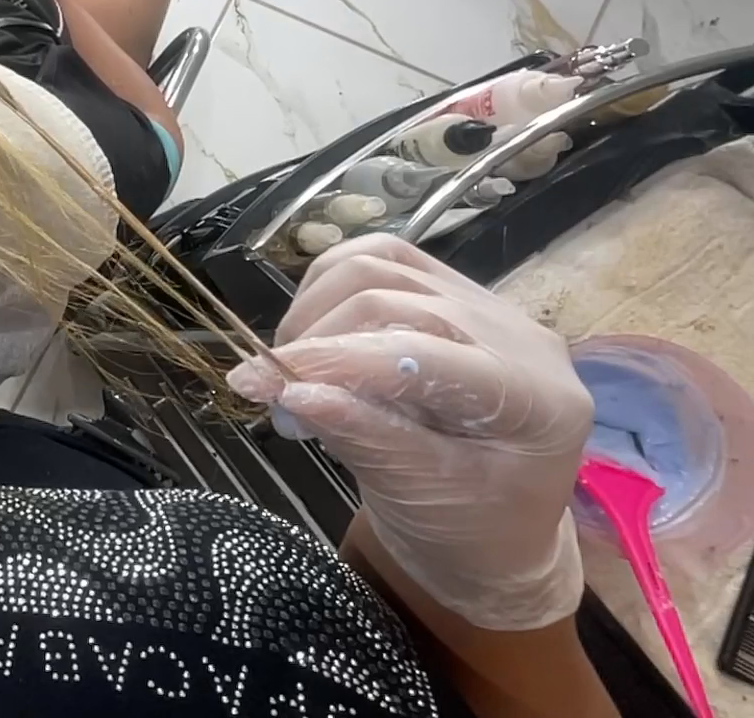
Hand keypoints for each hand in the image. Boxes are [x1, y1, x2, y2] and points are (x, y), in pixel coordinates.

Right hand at [228, 235, 593, 630]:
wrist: (488, 528)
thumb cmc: (464, 523)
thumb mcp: (415, 492)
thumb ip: (359, 435)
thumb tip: (285, 389)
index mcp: (533, 397)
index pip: (414, 353)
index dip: (326, 361)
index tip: (252, 382)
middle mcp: (516, 335)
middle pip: (387, 298)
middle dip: (312, 341)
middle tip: (272, 388)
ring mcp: (484, 305)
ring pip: (373, 267)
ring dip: (312, 310)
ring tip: (292, 362)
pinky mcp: (448, 292)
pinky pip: (375, 258)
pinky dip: (325, 284)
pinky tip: (312, 327)